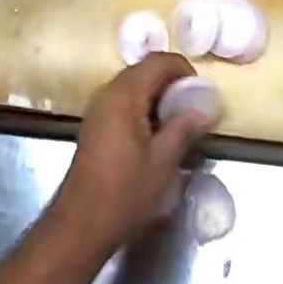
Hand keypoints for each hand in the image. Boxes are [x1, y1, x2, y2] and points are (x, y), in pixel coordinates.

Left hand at [45, 52, 212, 253]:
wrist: (81, 222)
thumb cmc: (124, 192)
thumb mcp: (162, 162)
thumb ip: (182, 129)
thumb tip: (201, 110)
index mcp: (124, 94)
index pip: (157, 61)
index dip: (182, 68)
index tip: (200, 90)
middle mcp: (108, 91)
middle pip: (144, 69)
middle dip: (171, 82)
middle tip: (192, 106)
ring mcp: (98, 106)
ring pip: (133, 85)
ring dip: (157, 95)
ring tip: (178, 121)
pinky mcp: (96, 122)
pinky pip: (123, 100)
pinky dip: (143, 106)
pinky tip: (156, 133)